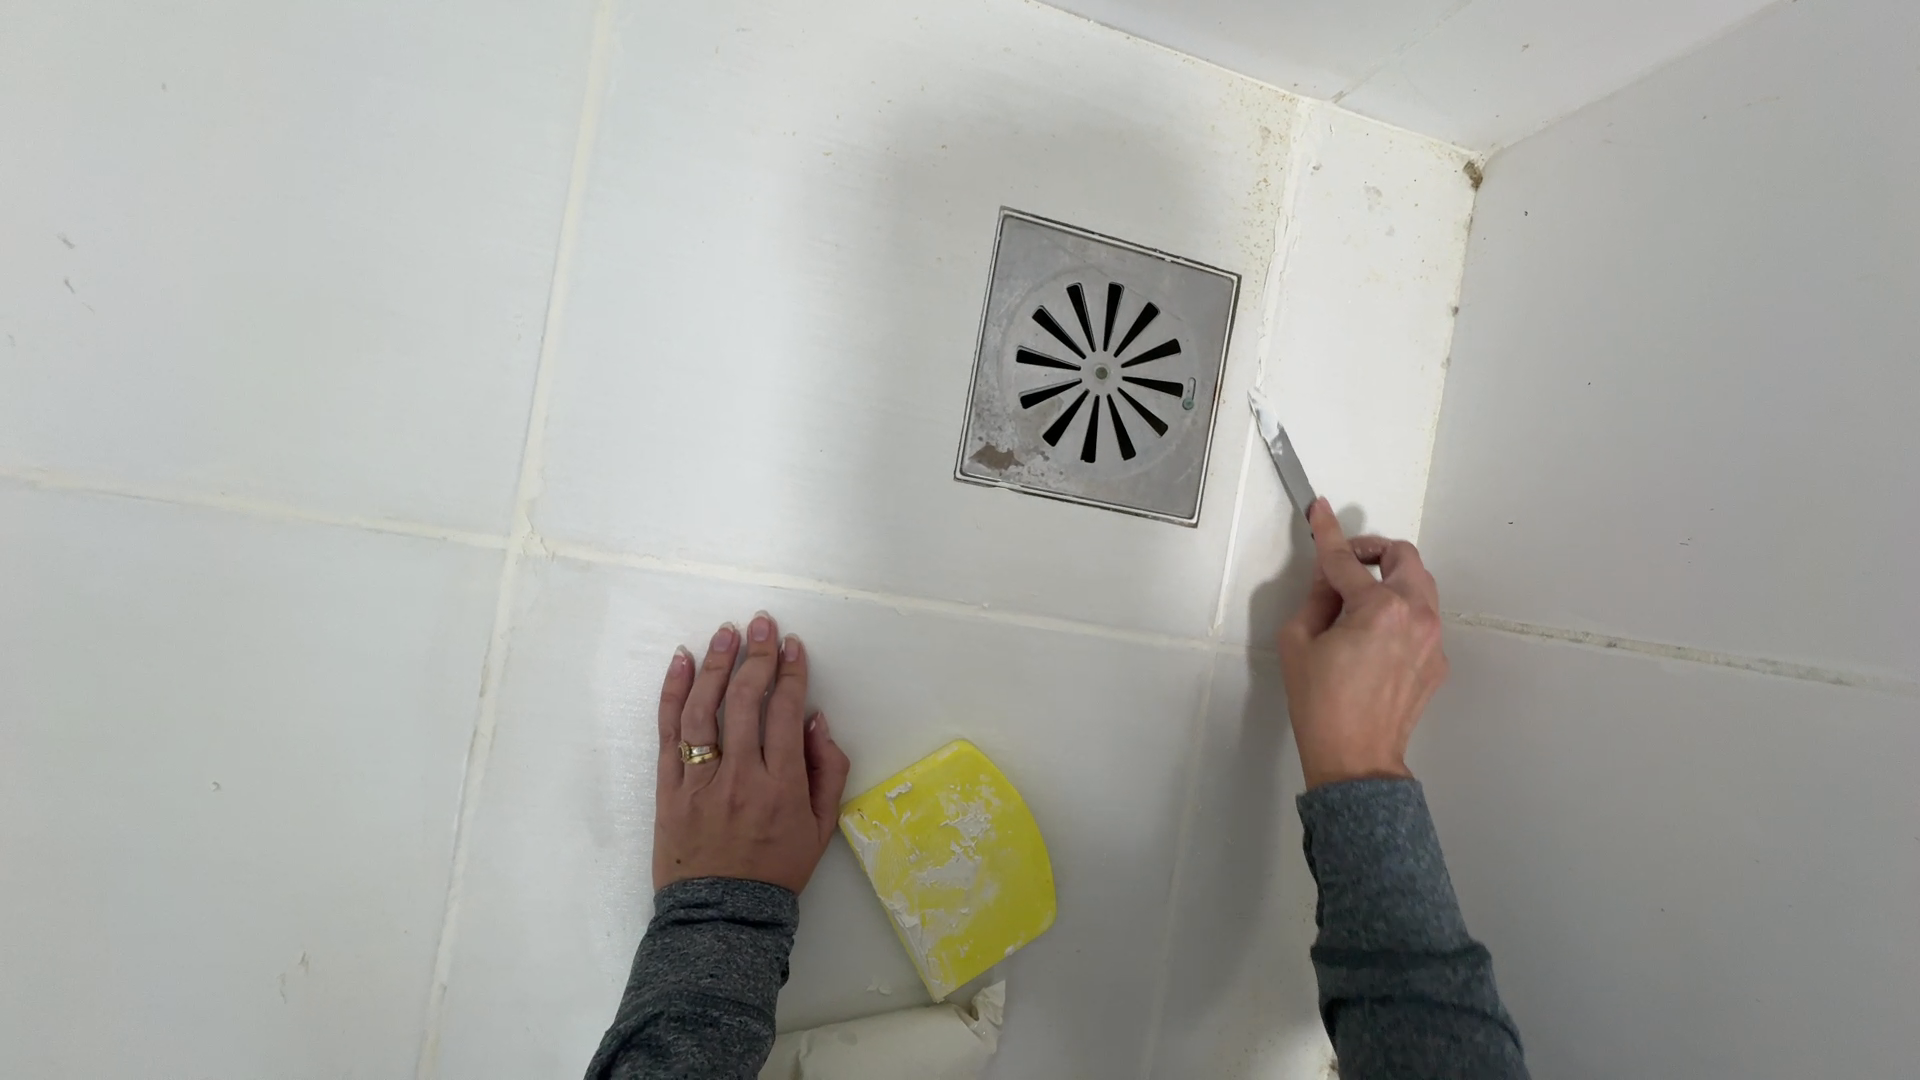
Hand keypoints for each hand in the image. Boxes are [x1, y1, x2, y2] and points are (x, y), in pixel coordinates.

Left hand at [653, 611, 851, 893]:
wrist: (722, 916)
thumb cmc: (778, 867)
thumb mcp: (823, 825)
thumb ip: (829, 769)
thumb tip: (817, 719)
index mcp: (782, 785)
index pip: (787, 713)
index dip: (792, 673)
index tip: (793, 645)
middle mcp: (740, 776)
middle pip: (745, 701)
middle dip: (756, 656)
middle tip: (761, 623)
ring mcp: (700, 781)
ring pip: (705, 710)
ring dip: (716, 665)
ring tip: (725, 632)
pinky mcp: (668, 788)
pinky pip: (669, 734)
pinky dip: (674, 693)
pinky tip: (683, 661)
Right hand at [1278, 499, 1447, 789]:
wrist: (1355, 755)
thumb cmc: (1318, 701)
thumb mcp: (1297, 641)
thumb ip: (1315, 599)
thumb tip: (1329, 582)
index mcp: (1379, 608)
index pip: (1345, 560)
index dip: (1327, 531)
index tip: (1319, 510)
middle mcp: (1416, 616)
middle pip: (1403, 557)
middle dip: (1372, 550)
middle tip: (1343, 563)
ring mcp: (1434, 639)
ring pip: (1419, 584)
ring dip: (1388, 578)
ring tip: (1356, 599)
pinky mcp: (1438, 660)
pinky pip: (1421, 618)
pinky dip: (1398, 610)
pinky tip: (1370, 635)